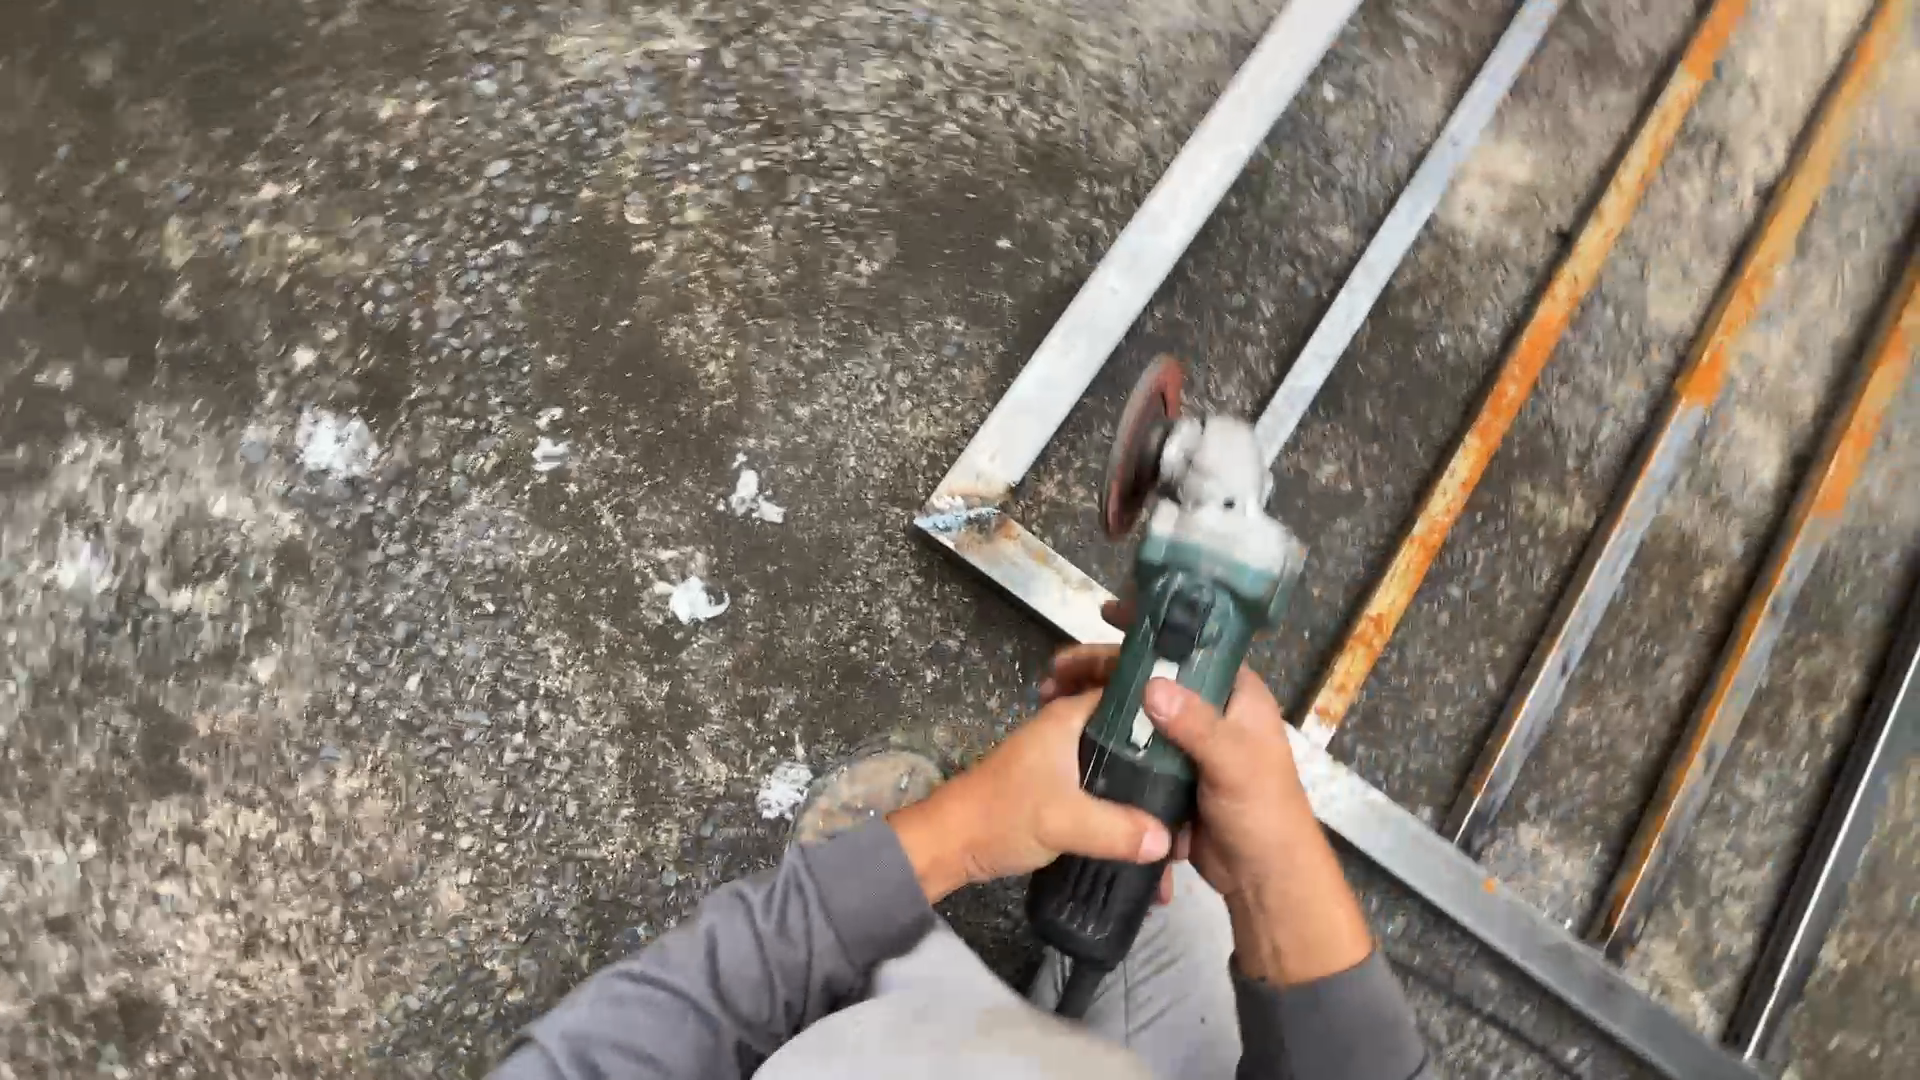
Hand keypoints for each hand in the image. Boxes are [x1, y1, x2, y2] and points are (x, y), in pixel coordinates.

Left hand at [886, 691, 1172, 903]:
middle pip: (1129, 737)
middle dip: (1163, 766)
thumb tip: (1167, 841)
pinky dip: (1127, 812)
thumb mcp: (1063, 820)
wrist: (954, 843)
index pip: (1127, 695)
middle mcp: (1071, 731)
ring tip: (1181, 831)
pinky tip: (1149, 844)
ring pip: (1120, 769)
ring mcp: (1067, 761)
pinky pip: (1107, 793)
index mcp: (1069, 718)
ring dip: (1146, 796)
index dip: (1165, 710)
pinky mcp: (1063, 790)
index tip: (1201, 736)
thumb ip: (1116, 828)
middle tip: (1199, 797)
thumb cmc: (1003, 814)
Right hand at [1042, 635, 1373, 985]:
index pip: (1188, 644)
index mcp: (1233, 692)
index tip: (1107, 613)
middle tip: (1058, 668)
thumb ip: (1197, 725)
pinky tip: (1063, 729)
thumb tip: (1151, 684)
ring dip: (1092, 697)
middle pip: (1147, 673)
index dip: (1148, 625)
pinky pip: (1126, 741)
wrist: (1262, 880)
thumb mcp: (1235, 764)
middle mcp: (1206, 707)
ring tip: (1049, 695)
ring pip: (1131, 706)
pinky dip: (1096, 732)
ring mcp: (1182, 739)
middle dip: (1101, 666)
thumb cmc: (1263, 812)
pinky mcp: (1164, 769)